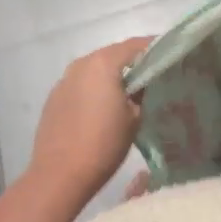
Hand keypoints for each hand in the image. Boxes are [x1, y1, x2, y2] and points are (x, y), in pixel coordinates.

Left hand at [30, 36, 152, 195]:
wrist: (58, 176)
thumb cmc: (103, 145)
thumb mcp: (134, 118)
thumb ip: (140, 93)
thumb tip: (140, 84)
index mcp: (103, 63)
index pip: (135, 45)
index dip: (153, 48)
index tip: (167, 56)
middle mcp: (82, 64)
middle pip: (112, 54)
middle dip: (130, 62)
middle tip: (148, 77)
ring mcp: (64, 80)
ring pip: (94, 69)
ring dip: (109, 76)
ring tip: (124, 93)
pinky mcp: (53, 97)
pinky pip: (80, 84)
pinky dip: (92, 88)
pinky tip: (99, 108)